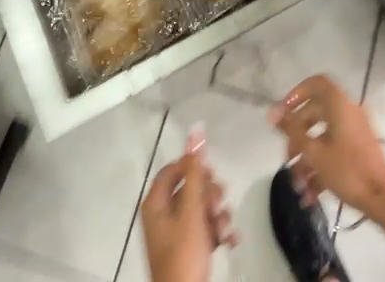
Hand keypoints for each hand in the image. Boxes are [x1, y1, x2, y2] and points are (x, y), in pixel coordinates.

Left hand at [140, 135, 234, 281]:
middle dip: (210, 194)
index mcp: (156, 203)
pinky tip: (229, 240)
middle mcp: (162, 214)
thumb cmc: (183, 253)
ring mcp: (175, 233)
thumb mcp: (191, 211)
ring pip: (201, 209)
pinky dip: (217, 232)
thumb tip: (195, 131)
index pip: (173, 169)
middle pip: (190, 188)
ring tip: (223, 228)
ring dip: (217, 215)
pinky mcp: (188, 248)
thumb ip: (196, 171)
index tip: (210, 173)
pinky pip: (205, 229)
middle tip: (218, 204)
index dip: (193, 167)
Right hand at [270, 75, 384, 217]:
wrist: (383, 200)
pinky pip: (334, 151)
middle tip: (286, 159)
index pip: (316, 84)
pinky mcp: (358, 150)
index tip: (283, 114)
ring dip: (307, 159)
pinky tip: (310, 195)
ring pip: (323, 137)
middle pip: (315, 114)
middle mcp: (348, 112)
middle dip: (297, 137)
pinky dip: (321, 168)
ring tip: (298, 185)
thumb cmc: (347, 171)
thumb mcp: (313, 151)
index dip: (296, 94)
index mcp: (340, 105)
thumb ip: (291, 130)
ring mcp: (355, 132)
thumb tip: (272, 111)